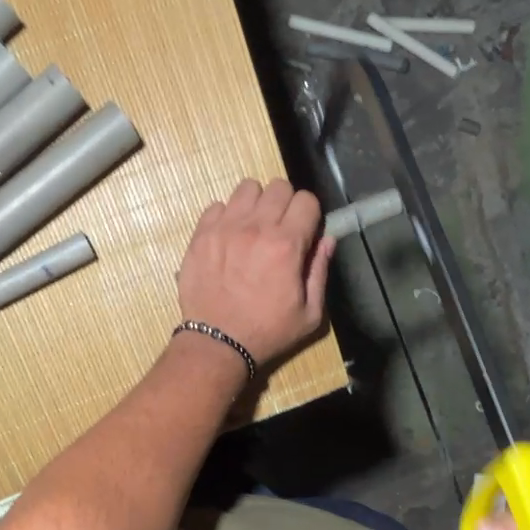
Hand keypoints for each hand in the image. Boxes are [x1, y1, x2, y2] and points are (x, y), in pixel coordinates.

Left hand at [178, 179, 335, 366]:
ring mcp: (225, 227)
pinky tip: (229, 238)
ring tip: (253, 228)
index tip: (304, 233)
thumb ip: (320, 272)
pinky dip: (227, 216)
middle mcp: (256, 227)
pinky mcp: (202, 234)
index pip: (307, 200)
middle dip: (285, 205)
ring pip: (247, 188)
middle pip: (279, 187)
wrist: (217, 343)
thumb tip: (327, 240)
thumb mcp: (309, 314)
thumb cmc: (267, 333)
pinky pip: (217, 205)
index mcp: (287, 245)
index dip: (310, 216)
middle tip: (280, 230)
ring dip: (256, 203)